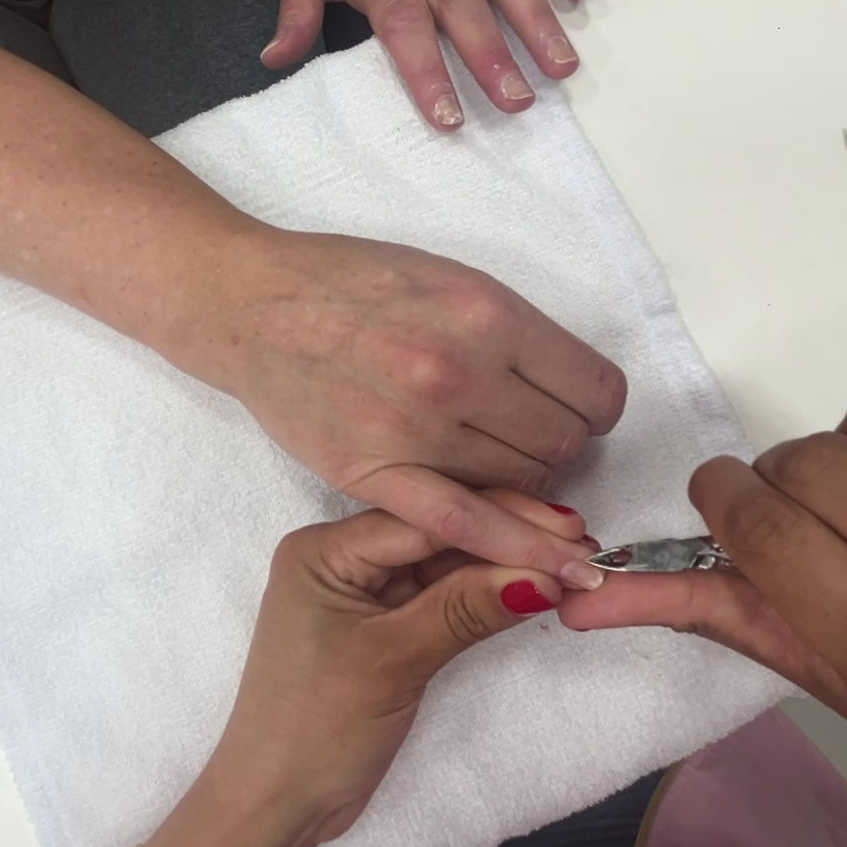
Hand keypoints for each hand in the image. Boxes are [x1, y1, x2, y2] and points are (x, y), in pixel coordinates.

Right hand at [185, 229, 622, 587]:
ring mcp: (415, 429)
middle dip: (558, 442)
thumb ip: (510, 328)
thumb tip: (560, 386)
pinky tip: (559, 572)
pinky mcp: (372, 473)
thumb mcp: (443, 274)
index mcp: (487, 313)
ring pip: (524, 483)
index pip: (595, 390)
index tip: (572, 409)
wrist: (251, 306)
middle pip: (564, 441)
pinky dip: (519, 550)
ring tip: (490, 458)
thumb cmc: (345, 280)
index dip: (592, 407)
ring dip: (526, 481)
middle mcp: (460, 373)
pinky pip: (464, 524)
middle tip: (522, 432)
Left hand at [210, 491, 577, 838]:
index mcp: (324, 548)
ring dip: (502, 565)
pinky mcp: (381, 620)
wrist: (277, 803)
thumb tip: (549, 575)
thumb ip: (465, 609)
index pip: (422, 520)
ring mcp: (362, 588)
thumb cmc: (318, 727)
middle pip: (434, 534)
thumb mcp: (392, 661)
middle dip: (507, 539)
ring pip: (441, 562)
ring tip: (574, 561)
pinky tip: (531, 584)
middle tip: (585, 544)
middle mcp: (341, 555)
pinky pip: (437, 593)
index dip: (498, 523)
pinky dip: (482, 593)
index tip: (570, 532)